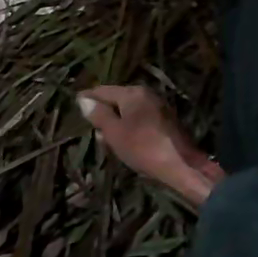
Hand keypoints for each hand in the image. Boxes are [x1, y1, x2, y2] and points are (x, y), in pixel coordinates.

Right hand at [77, 85, 223, 207]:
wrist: (182, 165)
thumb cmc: (143, 148)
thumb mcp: (114, 132)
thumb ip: (98, 114)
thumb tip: (84, 100)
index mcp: (132, 93)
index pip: (103, 90)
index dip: (88, 97)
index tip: (75, 103)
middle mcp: (146, 94)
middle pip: (117, 99)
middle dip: (103, 110)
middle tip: (89, 122)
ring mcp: (158, 107)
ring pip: (129, 110)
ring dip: (116, 120)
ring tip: (104, 134)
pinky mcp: (166, 121)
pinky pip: (140, 118)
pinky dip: (129, 125)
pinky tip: (123, 139)